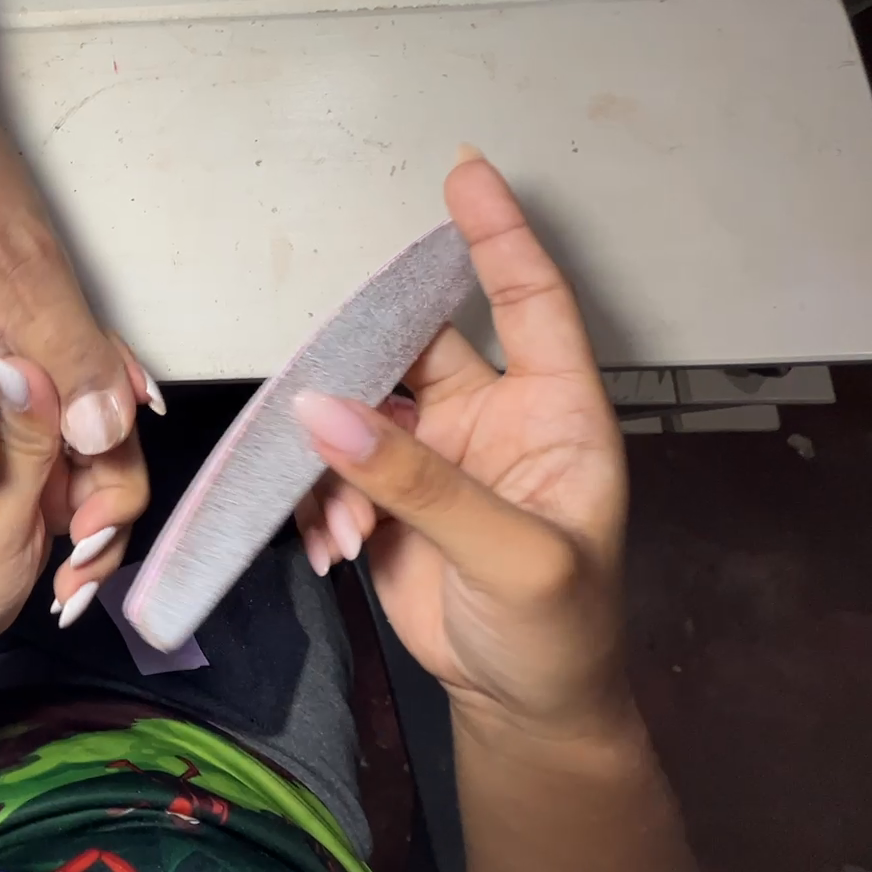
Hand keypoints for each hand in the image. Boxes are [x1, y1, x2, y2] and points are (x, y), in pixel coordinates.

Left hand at [0, 356, 147, 669]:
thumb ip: (24, 441)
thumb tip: (23, 360)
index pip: (66, 374)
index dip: (109, 405)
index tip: (111, 468)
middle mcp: (21, 424)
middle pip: (106, 426)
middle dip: (112, 492)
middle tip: (86, 544)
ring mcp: (43, 458)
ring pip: (114, 469)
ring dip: (107, 531)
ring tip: (73, 580)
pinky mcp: (58, 489)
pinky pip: (105, 502)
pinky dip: (101, 545)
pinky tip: (72, 582)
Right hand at [293, 152, 630, 740]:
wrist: (512, 696)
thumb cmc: (555, 628)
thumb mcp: (510, 555)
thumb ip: (417, 481)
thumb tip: (321, 412)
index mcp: (551, 414)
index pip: (528, 304)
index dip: (497, 238)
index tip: (463, 175)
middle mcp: (482, 419)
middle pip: (406, 355)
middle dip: (358, 378)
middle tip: (320, 405)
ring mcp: (422, 453)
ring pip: (348, 414)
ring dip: (331, 465)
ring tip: (348, 526)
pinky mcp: (376, 489)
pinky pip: (323, 464)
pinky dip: (315, 499)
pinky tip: (333, 544)